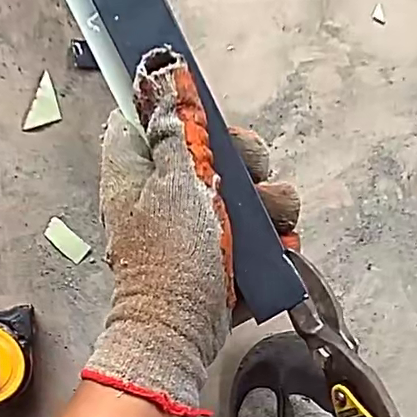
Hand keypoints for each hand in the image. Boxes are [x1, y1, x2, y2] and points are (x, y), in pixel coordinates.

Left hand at [81, 48, 297, 416]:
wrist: (179, 332)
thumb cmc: (169, 261)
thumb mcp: (171, 188)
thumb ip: (172, 135)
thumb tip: (157, 84)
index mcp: (138, 173)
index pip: (153, 121)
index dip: (183, 114)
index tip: (207, 123)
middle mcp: (165, 196)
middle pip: (213, 153)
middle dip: (244, 160)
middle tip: (253, 176)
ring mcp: (196, 227)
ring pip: (243, 190)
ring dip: (268, 201)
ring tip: (271, 222)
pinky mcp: (221, 254)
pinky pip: (254, 230)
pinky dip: (270, 237)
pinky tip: (278, 245)